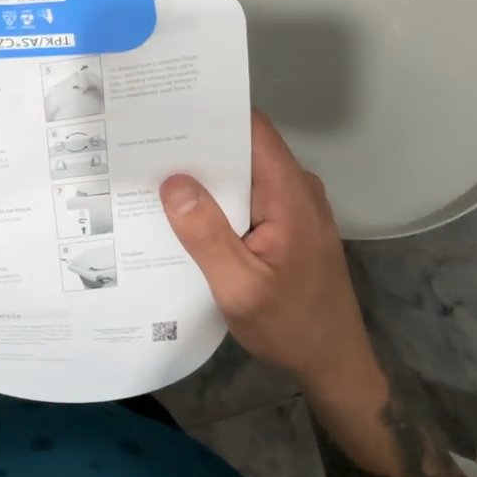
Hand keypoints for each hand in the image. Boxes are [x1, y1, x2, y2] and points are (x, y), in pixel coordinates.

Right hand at [159, 108, 375, 391]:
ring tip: (152, 174)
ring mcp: (293, 207)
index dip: (211, 115)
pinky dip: (217, 199)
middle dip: (196, 146)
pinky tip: (182, 212)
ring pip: (243, 173)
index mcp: (290, 194)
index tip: (165, 112)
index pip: (252, 129)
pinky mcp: (286, 225)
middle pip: (243, 148)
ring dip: (204, 175)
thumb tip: (172, 182)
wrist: (334, 365)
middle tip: (142, 146)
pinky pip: (247, 196)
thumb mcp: (240, 287)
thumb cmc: (290, 326)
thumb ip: (206, 234)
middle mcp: (296, 190)